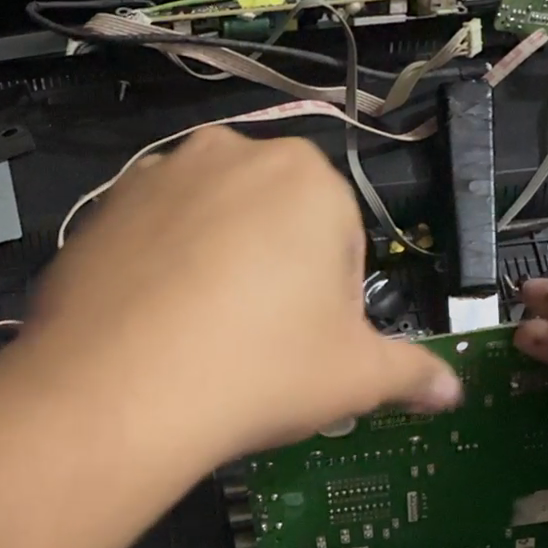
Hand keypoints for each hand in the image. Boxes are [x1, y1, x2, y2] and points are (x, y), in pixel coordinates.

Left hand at [16, 127, 460, 457]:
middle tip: (251, 346)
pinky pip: (145, 241)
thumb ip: (411, 374)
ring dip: (211, 271)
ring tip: (195, 340)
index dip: (328, 302)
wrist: (117, 393)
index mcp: (306, 176)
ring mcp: (151, 177)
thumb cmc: (258, 371)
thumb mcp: (353, 378)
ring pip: (205, 227)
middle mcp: (227, 154)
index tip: (304, 347)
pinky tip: (147, 330)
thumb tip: (450, 390)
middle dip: (272, 277)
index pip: (340, 240)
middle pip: (270, 223)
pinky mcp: (96, 212)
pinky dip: (154, 275)